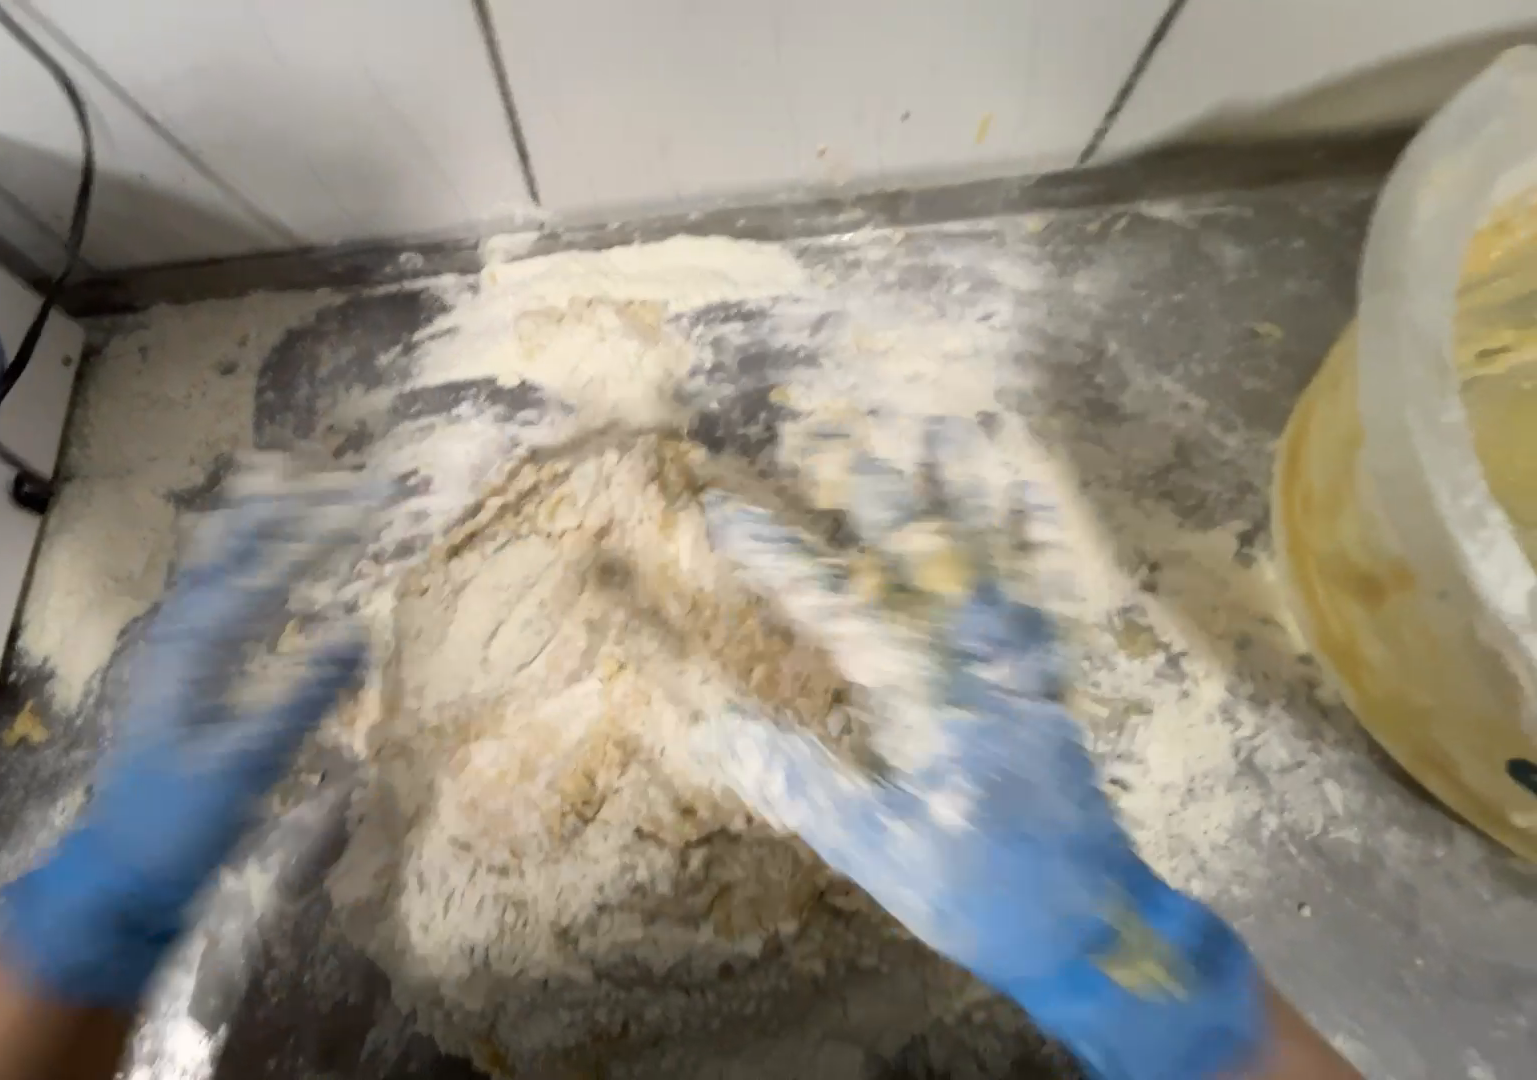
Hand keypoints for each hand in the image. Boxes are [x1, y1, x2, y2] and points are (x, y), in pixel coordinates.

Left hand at [0, 463, 375, 1005]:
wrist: (118, 873)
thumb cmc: (179, 822)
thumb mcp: (246, 763)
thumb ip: (302, 695)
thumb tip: (357, 628)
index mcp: (193, 650)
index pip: (262, 570)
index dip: (313, 531)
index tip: (361, 500)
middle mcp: (180, 637)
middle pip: (229, 552)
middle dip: (279, 509)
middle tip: (325, 477)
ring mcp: (177, 654)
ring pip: (219, 570)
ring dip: (258, 530)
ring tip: (291, 495)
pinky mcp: (185, 675)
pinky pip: (219, 601)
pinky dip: (248, 569)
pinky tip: (266, 572)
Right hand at [692, 430, 1264, 1078]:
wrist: (1093, 927)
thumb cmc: (976, 888)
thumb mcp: (875, 846)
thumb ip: (803, 780)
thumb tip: (718, 725)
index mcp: (925, 695)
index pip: (833, 605)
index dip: (775, 554)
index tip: (724, 511)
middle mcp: (977, 660)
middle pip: (918, 556)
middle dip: (876, 489)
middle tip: (846, 427)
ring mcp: (1021, 660)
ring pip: (987, 556)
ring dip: (963, 489)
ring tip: (947, 424)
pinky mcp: (1046, 672)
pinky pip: (1040, 587)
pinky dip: (1034, 534)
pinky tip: (1028, 493)